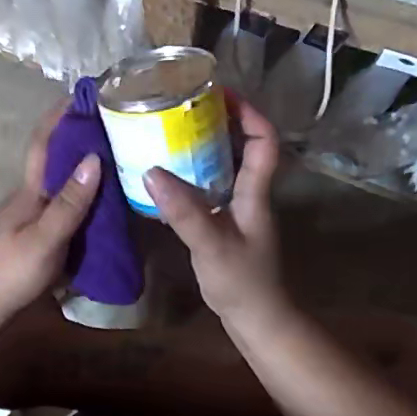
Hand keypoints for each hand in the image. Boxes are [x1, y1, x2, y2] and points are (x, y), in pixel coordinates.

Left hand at [0, 102, 103, 316]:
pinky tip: (108, 198)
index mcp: (32, 191)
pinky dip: (89, 192)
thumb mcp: (45, 238)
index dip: (59, 116)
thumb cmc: (13, 271)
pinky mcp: (46, 233)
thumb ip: (69, 202)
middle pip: (56, 157)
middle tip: (113, 122)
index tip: (83, 94)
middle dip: (79, 134)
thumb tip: (93, 158)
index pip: (44, 144)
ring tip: (119, 152)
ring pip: (65, 180)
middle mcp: (34, 196)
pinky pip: (71, 203)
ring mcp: (39, 215)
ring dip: (85, 162)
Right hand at [145, 92, 284, 325]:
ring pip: (224, 166)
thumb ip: (184, 212)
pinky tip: (165, 177)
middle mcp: (249, 194)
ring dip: (204, 147)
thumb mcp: (211, 245)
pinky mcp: (223, 224)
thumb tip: (151, 171)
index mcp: (256, 193)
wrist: (256, 320)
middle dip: (219, 123)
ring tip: (170, 133)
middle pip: (243, 147)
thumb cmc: (243, 282)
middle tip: (184, 109)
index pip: (265, 142)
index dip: (250, 113)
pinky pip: (209, 186)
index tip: (220, 95)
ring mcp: (237, 210)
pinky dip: (191, 174)